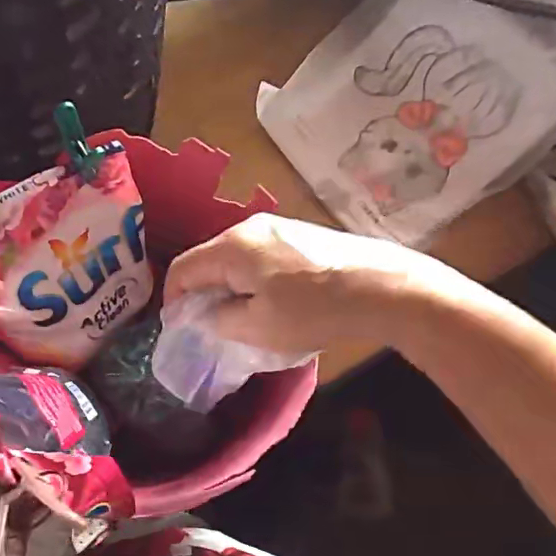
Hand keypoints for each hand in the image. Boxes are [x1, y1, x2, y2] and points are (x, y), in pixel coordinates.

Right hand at [163, 214, 470, 354]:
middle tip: (209, 326)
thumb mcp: (258, 328)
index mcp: (231, 247)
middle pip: (208, 260)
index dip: (173, 300)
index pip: (182, 269)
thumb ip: (220, 321)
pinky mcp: (300, 235)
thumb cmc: (312, 310)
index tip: (179, 326)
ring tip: (242, 317)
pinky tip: (272, 301)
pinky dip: (253, 279)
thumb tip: (207, 315)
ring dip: (230, 287)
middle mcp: (249, 228)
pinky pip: (260, 256)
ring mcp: (278, 227)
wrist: (382, 287)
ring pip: (235, 258)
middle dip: (202, 293)